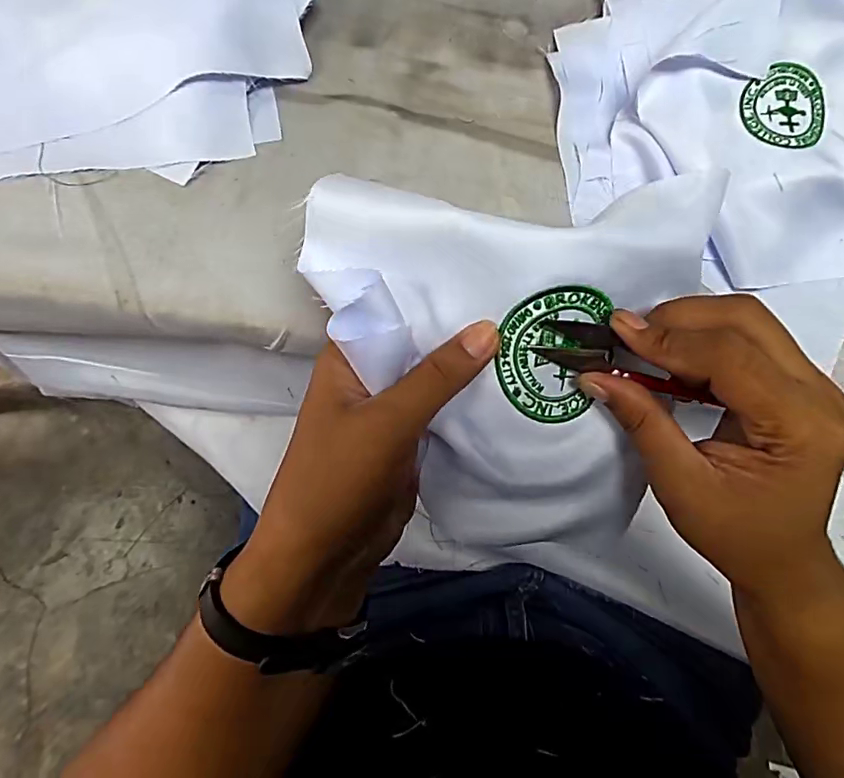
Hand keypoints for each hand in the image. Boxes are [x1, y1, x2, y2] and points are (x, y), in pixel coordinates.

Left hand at [224, 322, 498, 634]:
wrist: (319, 564)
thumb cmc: (337, 481)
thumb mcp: (388, 421)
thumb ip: (437, 376)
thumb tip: (488, 328)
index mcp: (347, 359)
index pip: (393, 309)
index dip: (434, 294)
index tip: (484, 278)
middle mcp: (368, 377)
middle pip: (418, 344)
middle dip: (460, 331)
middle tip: (519, 307)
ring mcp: (389, 412)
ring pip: (433, 380)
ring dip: (468, 369)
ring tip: (524, 339)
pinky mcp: (408, 442)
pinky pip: (442, 413)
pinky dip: (467, 404)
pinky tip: (509, 388)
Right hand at [581, 295, 843, 606]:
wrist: (784, 560)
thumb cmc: (738, 535)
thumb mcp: (681, 485)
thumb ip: (642, 422)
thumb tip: (597, 375)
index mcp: (798, 424)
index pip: (730, 355)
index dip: (669, 339)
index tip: (618, 332)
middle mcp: (816, 393)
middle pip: (745, 320)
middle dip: (680, 318)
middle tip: (631, 336)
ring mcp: (813, 383)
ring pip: (747, 319)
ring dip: (692, 321)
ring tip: (648, 343)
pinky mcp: (799, 380)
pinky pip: (749, 335)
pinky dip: (705, 335)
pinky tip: (675, 355)